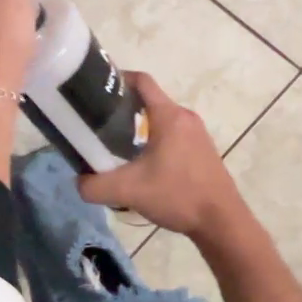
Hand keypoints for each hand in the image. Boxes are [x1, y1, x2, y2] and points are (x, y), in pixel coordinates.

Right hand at [77, 73, 249, 239]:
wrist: (222, 222)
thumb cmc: (177, 195)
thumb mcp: (128, 191)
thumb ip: (95, 186)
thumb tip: (79, 181)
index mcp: (168, 115)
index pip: (141, 81)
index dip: (117, 79)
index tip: (95, 92)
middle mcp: (185, 117)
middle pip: (149, 101)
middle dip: (123, 108)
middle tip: (99, 125)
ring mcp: (197, 134)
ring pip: (161, 120)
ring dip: (139, 127)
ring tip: (116, 146)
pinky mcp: (202, 150)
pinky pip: (173, 135)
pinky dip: (154, 140)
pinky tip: (143, 165)